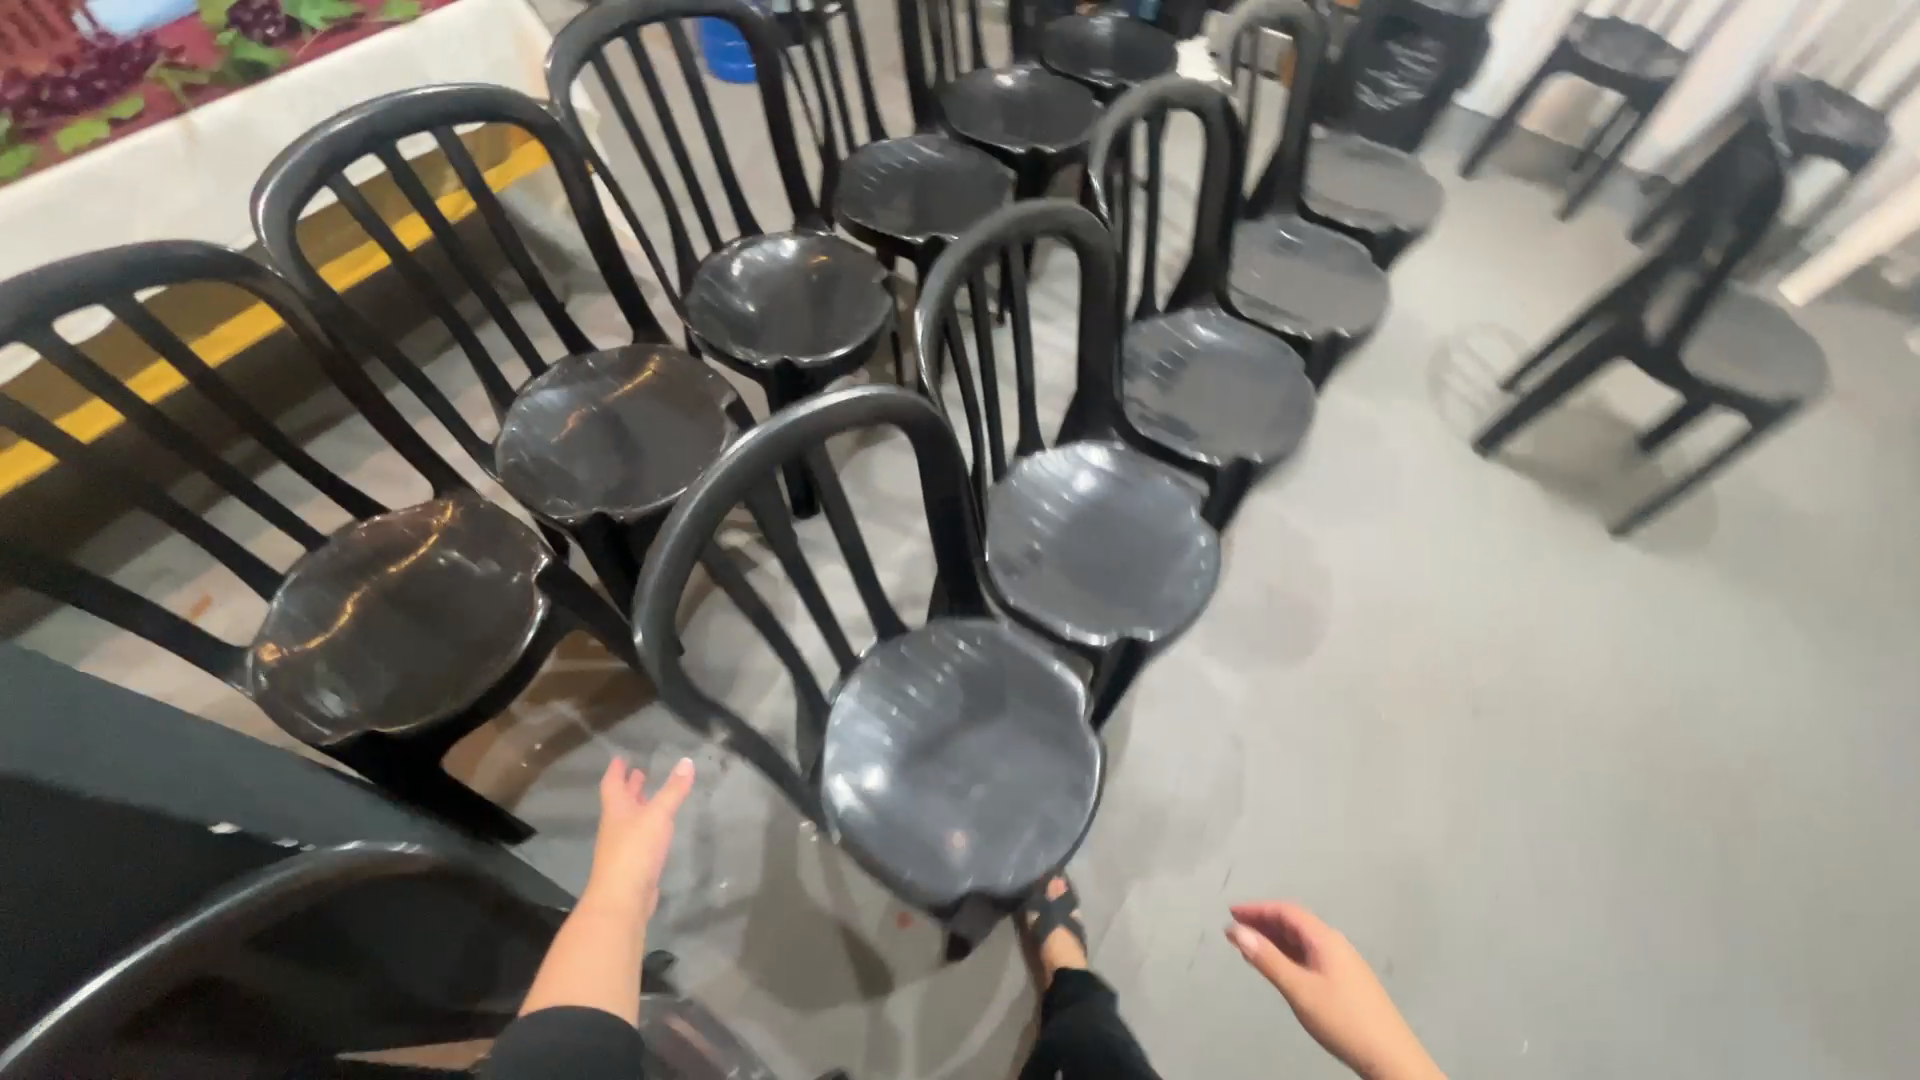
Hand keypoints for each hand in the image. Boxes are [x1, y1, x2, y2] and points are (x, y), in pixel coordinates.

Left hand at [579, 757, 693, 922]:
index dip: (616, 770)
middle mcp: (616, 826)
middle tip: (638, 772)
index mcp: (617, 810)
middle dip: (629, 787)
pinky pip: (639, 837)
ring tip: (650, 796)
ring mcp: (622, 846)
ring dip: (638, 806)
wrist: (622, 898)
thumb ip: (673, 790)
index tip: (620, 758)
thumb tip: (687, 761)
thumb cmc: (635, 849)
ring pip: (630, 819)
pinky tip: (658, 828)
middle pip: (621, 802)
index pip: (612, 784)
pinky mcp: (632, 863)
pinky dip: (647, 826)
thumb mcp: (658, 815)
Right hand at [1226, 902, 1442, 1079]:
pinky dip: (1288, 956)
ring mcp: (1343, 964)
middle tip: (1235, 931)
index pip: (1286, 911)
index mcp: (1325, 939)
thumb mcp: (1299, 989)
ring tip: (1250, 949)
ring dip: (1275, 940)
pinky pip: (1310, 957)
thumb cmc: (1343, 1020)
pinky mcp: (1346, 982)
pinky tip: (1280, 970)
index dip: (1257, 909)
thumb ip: (1267, 959)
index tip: (1231, 914)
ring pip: (1302, 942)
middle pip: (1294, 924)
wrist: (1393, 1060)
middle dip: (1263, 923)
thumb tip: (1237, 931)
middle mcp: (1335, 944)